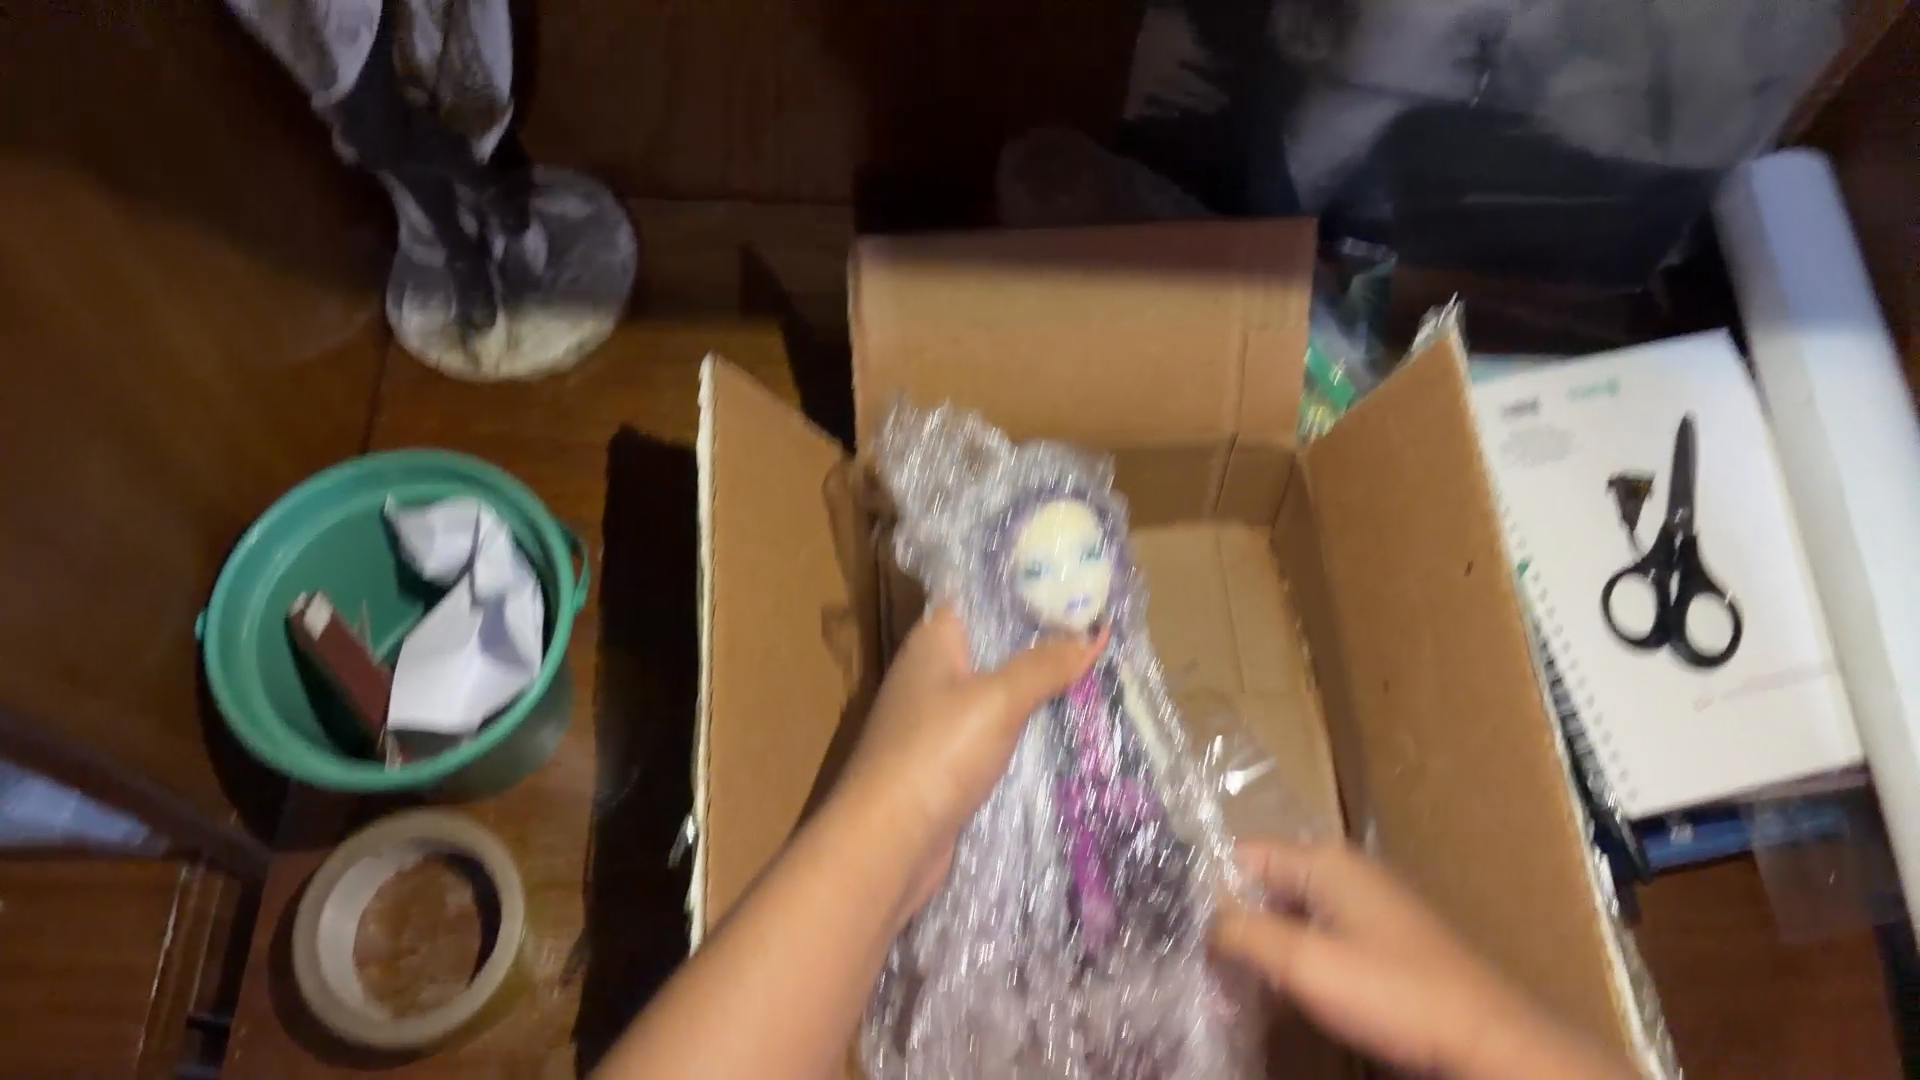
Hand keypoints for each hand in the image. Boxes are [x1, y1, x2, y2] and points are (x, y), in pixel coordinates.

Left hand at [832, 607, 1103, 908]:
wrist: (887, 844)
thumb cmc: (936, 753)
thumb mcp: (999, 700)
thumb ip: (1046, 664)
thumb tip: (1096, 631)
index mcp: (933, 639)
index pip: (981, 596)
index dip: (1026, 589)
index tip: (1076, 584)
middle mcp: (931, 671)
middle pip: (994, 644)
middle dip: (1042, 640)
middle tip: (1101, 630)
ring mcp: (936, 718)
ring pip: (997, 689)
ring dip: (1038, 685)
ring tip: (1097, 670)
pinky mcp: (947, 760)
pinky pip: (995, 729)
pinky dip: (1025, 726)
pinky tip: (1065, 724)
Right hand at [1211, 842, 1629, 1079]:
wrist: (1492, 1045)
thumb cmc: (1394, 993)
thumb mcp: (1303, 962)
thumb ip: (1241, 932)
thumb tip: (1201, 921)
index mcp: (1323, 859)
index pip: (1240, 854)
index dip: (1209, 888)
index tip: (1184, 927)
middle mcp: (1341, 870)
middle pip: (1264, 883)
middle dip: (1234, 920)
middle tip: (1204, 961)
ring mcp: (1364, 906)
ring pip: (1289, 913)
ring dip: (1263, 944)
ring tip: (1235, 981)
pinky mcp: (1380, 941)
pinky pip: (1317, 936)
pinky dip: (1294, 958)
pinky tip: (1283, 991)